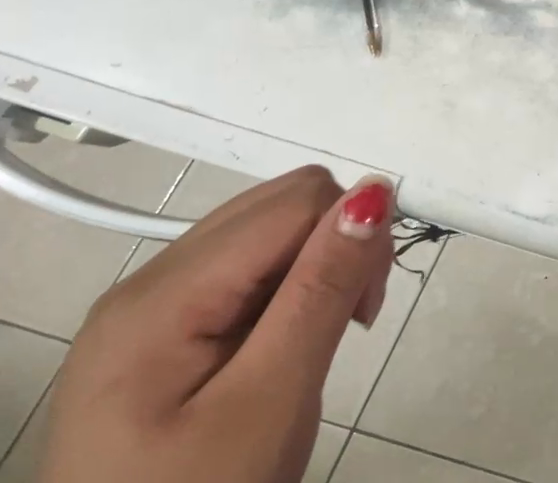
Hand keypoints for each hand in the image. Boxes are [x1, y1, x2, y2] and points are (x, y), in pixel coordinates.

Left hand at [41, 168, 395, 482]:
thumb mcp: (271, 397)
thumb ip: (321, 290)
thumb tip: (374, 195)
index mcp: (163, 296)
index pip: (295, 203)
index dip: (353, 236)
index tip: (365, 309)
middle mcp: (149, 282)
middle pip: (281, 204)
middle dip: (340, 242)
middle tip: (352, 317)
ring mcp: (151, 304)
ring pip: (272, 229)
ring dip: (321, 264)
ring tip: (324, 333)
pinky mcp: (165, 325)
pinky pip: (251, 266)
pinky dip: (295, 286)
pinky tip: (293, 338)